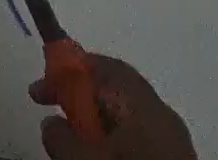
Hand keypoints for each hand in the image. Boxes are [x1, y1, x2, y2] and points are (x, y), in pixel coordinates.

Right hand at [33, 54, 195, 159]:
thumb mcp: (85, 159)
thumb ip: (61, 136)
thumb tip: (51, 123)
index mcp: (143, 103)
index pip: (104, 67)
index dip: (67, 69)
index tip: (42, 86)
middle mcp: (163, 116)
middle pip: (116, 92)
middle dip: (81, 97)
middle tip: (54, 110)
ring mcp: (175, 144)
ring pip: (128, 120)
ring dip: (96, 124)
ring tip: (74, 142)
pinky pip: (139, 141)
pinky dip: (114, 143)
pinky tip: (101, 157)